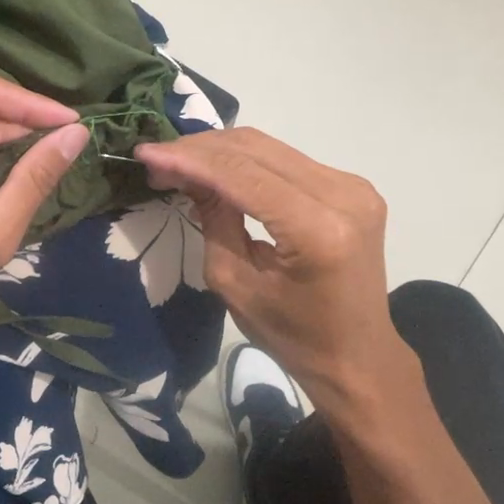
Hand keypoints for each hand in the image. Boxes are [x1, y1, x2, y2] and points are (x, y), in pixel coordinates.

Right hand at [134, 129, 411, 407]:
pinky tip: (214, 170)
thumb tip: (186, 173)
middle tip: (155, 160)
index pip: (243, 175)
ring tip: (177, 162)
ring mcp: (353, 187)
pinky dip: (245, 161)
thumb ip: (213, 220)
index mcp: (318, 231)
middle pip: (257, 150)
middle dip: (200, 149)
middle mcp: (343, 196)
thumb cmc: (291, 335)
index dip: (190, 159)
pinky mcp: (352, 186)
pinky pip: (286, 160)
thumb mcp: (235, 283)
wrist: (356, 356)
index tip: (146, 154)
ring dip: (219, 151)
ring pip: (270, 147)